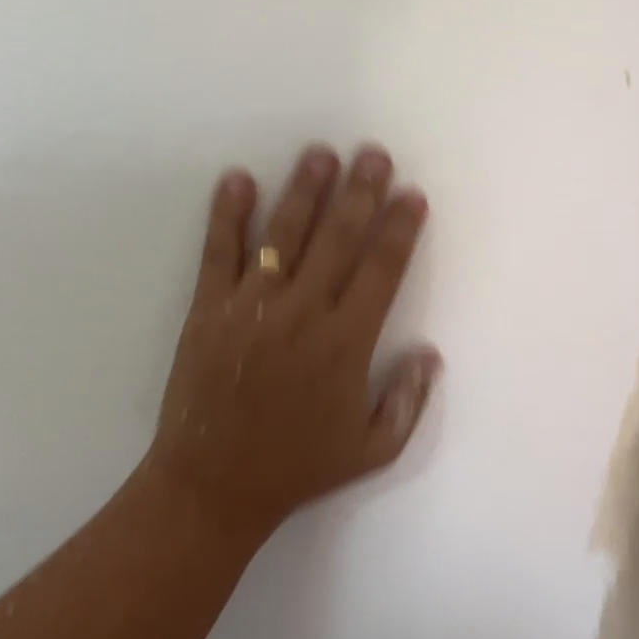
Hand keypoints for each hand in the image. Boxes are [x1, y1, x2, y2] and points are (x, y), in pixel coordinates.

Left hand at [146, 143, 440, 542]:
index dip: (399, 230)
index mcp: (346, 344)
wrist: (214, 485)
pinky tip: (238, 180)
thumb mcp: (374, 449)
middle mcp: (303, 314)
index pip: (381, 272)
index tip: (412, 196)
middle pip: (338, 241)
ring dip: (304, 192)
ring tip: (320, 153)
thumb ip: (409, 401)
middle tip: (374, 154)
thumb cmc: (300, 467)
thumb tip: (431, 353)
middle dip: (360, 193)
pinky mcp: (208, 312)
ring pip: (284, 237)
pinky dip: (227, 216)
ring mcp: (252, 309)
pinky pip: (218, 254)